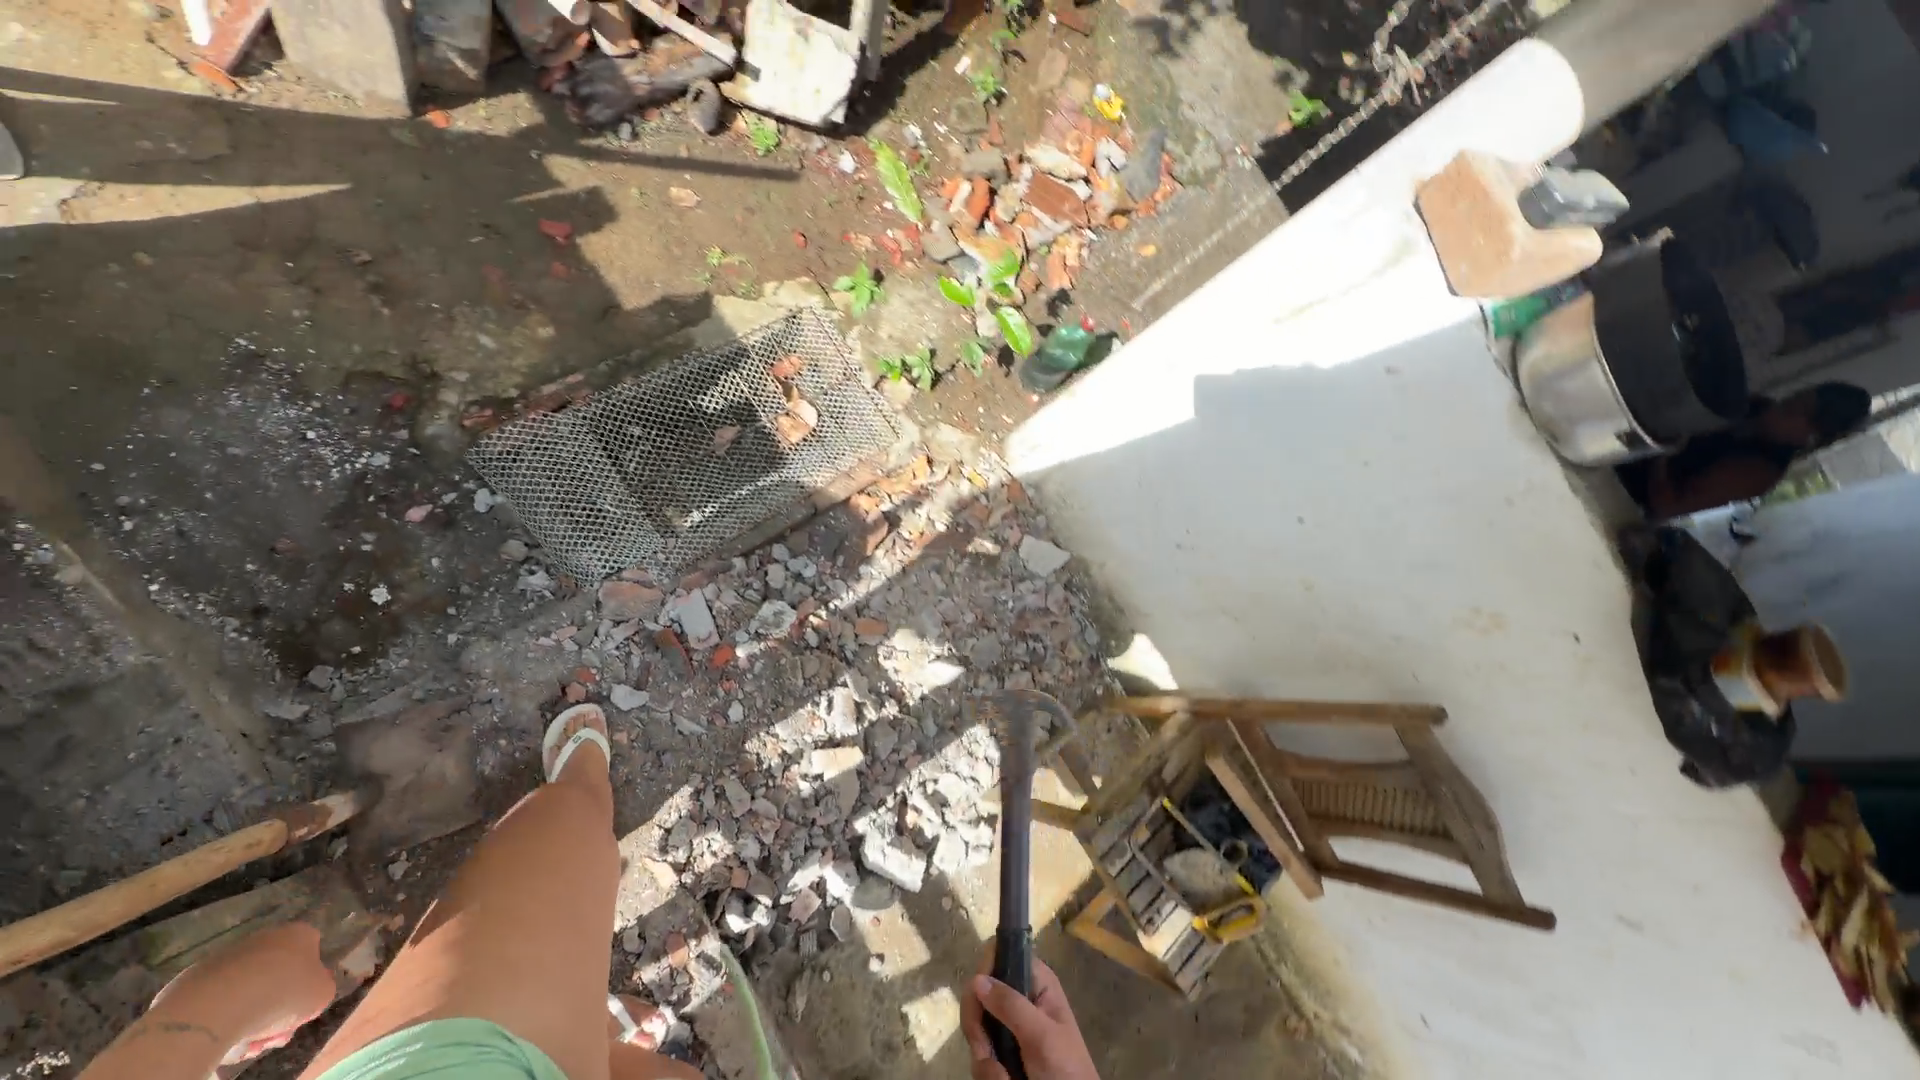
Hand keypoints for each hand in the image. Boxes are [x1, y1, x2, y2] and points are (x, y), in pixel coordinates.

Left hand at [149, 922, 335, 1053]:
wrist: (215, 1007)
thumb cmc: (282, 994)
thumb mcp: (321, 994)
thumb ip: (322, 986)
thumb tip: (312, 986)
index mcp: (299, 934)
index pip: (312, 950)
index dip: (310, 979)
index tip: (304, 1004)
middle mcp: (265, 937)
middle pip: (276, 974)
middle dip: (278, 1005)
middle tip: (277, 1031)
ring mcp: (226, 957)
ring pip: (246, 989)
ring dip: (251, 1013)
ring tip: (249, 1040)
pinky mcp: (193, 978)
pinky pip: (217, 999)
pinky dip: (223, 1016)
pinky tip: (225, 1035)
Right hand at [961, 954, 1098, 1079]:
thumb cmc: (1066, 1068)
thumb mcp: (1041, 1035)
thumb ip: (1011, 1005)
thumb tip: (976, 979)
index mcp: (1035, 980)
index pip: (998, 953)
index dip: (984, 972)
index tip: (980, 1000)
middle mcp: (1018, 996)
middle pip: (978, 993)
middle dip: (978, 1028)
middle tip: (986, 1052)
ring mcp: (1008, 1023)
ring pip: (975, 1027)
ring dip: (984, 1058)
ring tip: (1004, 1077)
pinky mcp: (1002, 1049)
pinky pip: (980, 1052)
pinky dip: (988, 1072)